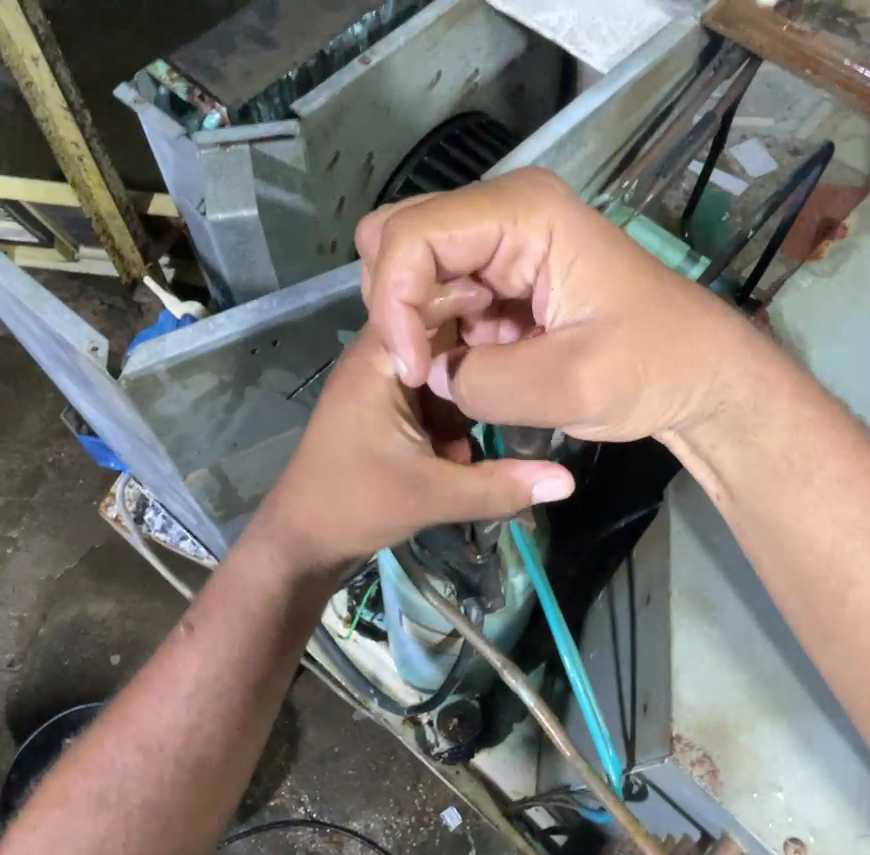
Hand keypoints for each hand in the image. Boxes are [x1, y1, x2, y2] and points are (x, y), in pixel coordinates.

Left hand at [248, 326, 575, 573]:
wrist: (302, 541)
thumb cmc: (353, 505)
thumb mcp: (431, 496)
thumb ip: (500, 487)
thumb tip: (567, 482)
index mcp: (382, 358)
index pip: (437, 299)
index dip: (488, 304)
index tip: (535, 322)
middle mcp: (382, 360)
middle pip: (447, 334)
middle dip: (488, 354)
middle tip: (533, 371)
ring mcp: (385, 386)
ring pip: (445, 369)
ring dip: (473, 393)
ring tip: (512, 411)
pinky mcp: (390, 412)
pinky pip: (435, 398)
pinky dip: (456, 417)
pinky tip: (472, 450)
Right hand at [356, 167, 774, 444]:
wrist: (696, 377)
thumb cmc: (652, 369)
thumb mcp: (572, 385)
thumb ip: (484, 382)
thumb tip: (433, 373)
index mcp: (525, 213)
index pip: (411, 235)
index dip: (394, 302)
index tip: (414, 370)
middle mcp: (504, 213)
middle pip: (397, 237)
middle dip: (396, 305)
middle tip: (425, 365)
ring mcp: (501, 244)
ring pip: (411, 268)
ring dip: (417, 324)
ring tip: (457, 370)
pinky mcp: (501, 279)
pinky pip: (438, 299)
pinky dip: (438, 336)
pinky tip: (474, 367)